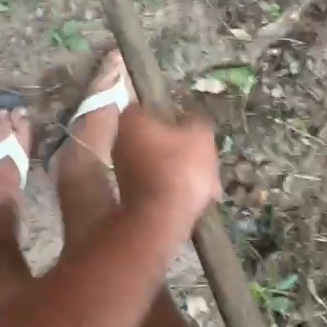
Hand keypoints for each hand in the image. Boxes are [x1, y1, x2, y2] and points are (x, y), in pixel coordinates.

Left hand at [112, 105, 220, 239]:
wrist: (160, 219)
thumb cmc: (179, 168)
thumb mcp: (200, 136)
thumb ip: (196, 121)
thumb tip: (190, 119)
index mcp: (130, 121)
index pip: (146, 107)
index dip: (169, 114)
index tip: (186, 124)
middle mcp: (119, 142)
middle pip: (154, 137)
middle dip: (178, 146)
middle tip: (202, 155)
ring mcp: (121, 171)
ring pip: (158, 162)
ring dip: (180, 169)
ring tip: (207, 181)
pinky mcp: (129, 194)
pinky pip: (156, 184)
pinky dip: (173, 188)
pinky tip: (196, 197)